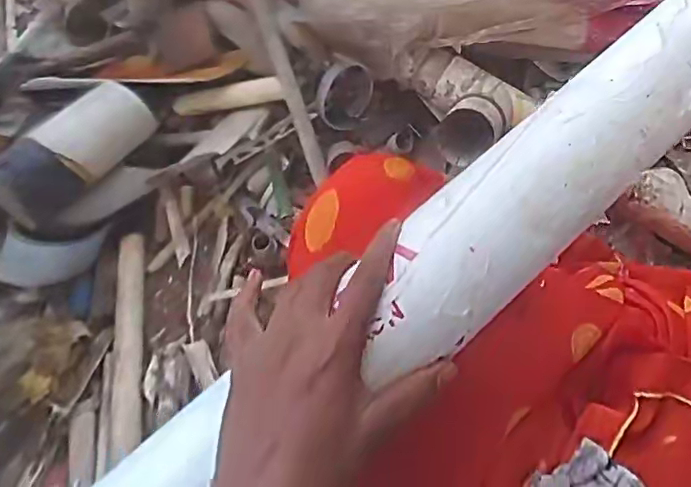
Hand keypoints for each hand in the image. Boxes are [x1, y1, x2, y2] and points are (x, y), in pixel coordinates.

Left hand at [215, 221, 454, 486]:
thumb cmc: (320, 464)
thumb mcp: (372, 431)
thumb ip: (412, 395)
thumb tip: (449, 369)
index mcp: (335, 344)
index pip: (363, 283)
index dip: (380, 251)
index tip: (391, 227)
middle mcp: (299, 332)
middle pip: (323, 278)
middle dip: (343, 263)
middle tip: (358, 267)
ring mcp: (266, 343)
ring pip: (289, 291)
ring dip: (310, 278)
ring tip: (325, 279)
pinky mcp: (241, 361)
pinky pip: (241, 317)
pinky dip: (247, 295)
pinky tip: (252, 279)